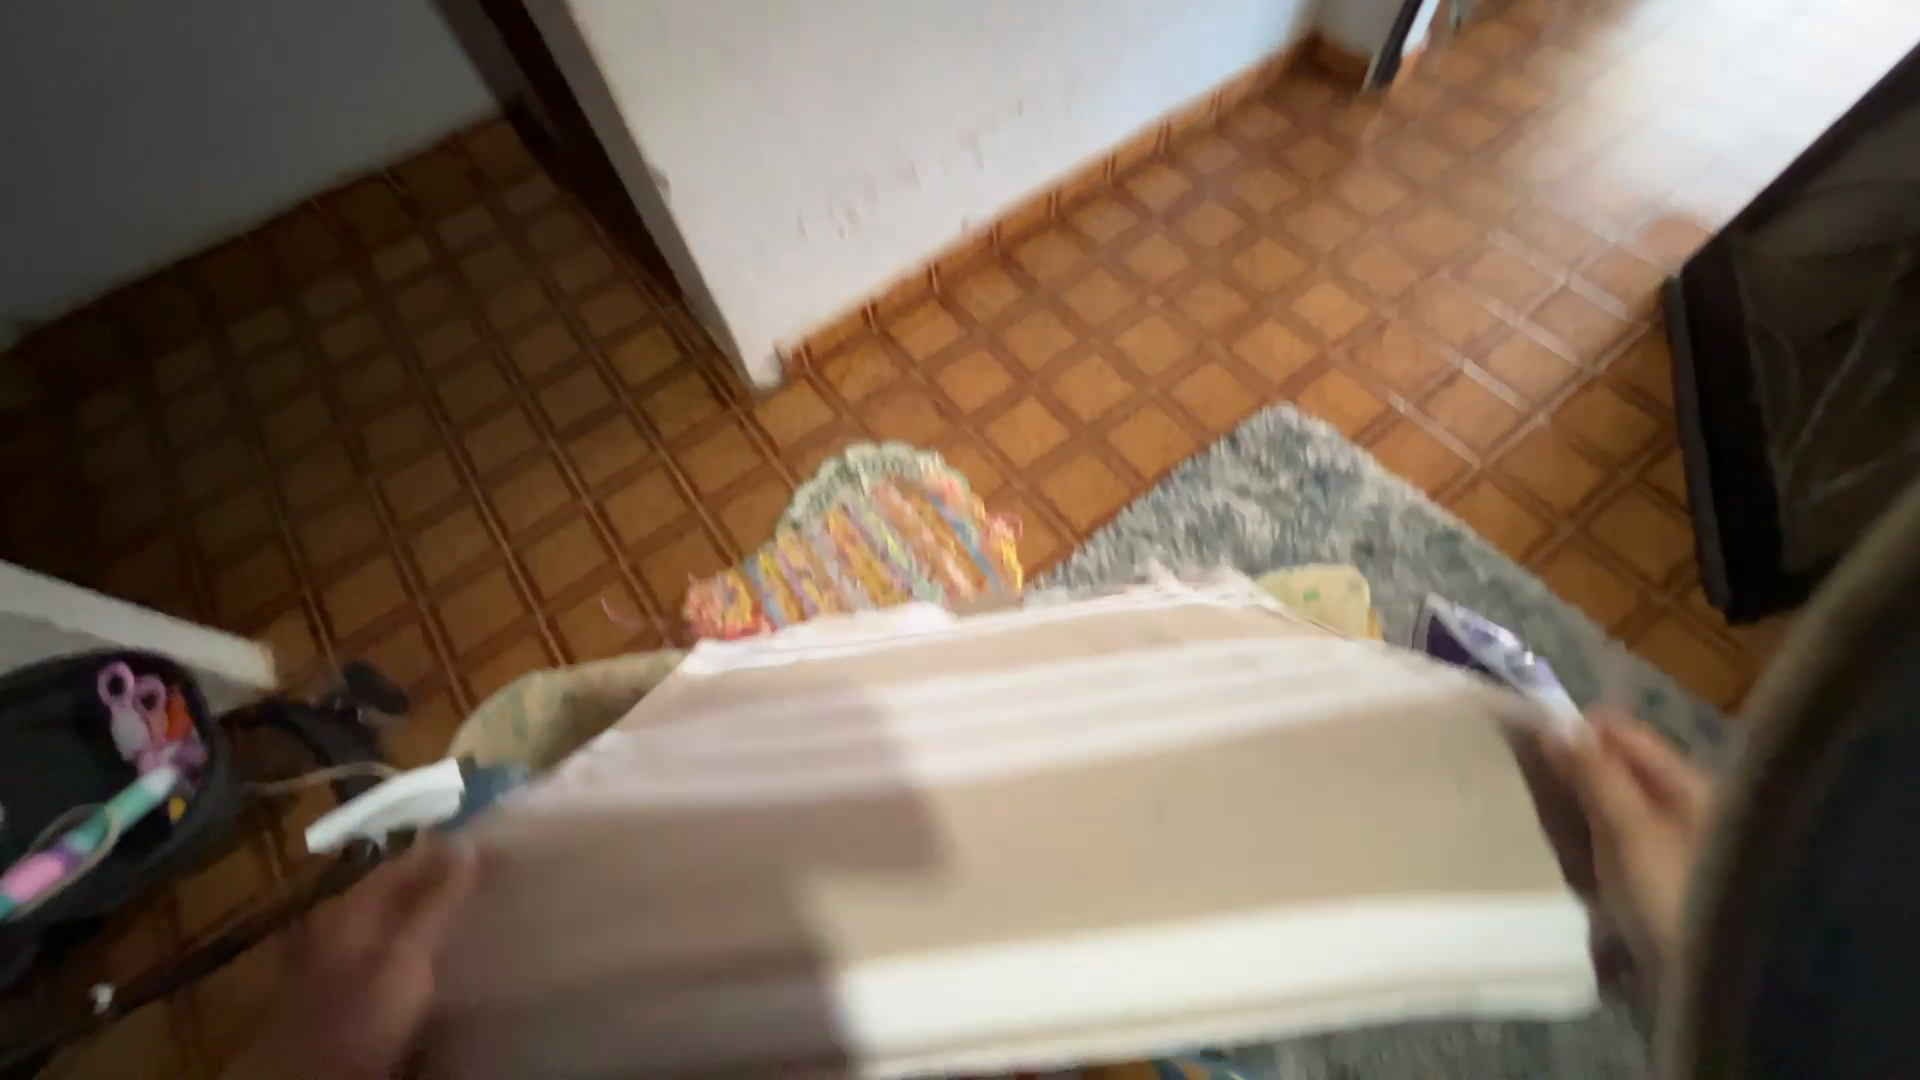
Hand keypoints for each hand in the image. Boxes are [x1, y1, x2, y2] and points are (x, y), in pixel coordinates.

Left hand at [224, 840, 478, 1079]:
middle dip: (445, 875)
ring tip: (481, 900)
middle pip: (401, 887)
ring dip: (439, 906)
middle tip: (494, 868)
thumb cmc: (366, 1011)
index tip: (493, 843)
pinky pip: (400, 943)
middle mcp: (342, 924)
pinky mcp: (358, 986)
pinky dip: (427, 934)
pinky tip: (451, 940)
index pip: (404, 860)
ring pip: (401, 915)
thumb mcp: (409, 952)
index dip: (448, 849)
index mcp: (347, 908)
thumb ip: (440, 897)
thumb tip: (470, 842)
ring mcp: (346, 957)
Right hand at [1546, 708, 1712, 981]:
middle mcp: (1685, 804)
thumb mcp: (1630, 828)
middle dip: (1573, 761)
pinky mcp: (1650, 868)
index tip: (1529, 728)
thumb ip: (1595, 773)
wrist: (1708, 976)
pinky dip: (1583, 821)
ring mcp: (1669, 838)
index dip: (1580, 728)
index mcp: (1693, 786)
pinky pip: (1608, 827)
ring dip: (1574, 793)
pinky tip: (1558, 829)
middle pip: (1619, 765)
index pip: (1627, 736)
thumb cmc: (1674, 892)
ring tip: (1533, 793)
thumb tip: (1556, 723)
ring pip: (1610, 796)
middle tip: (1525, 763)